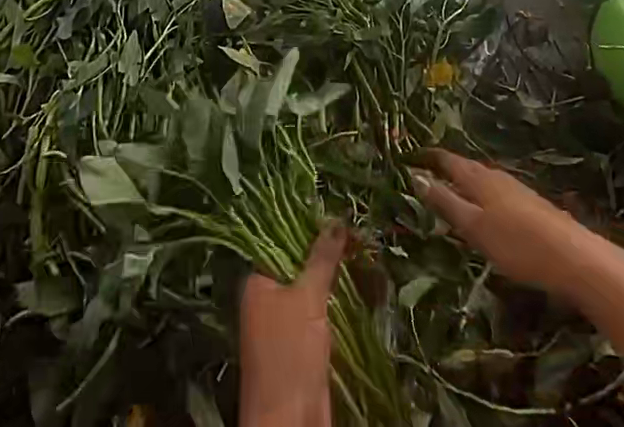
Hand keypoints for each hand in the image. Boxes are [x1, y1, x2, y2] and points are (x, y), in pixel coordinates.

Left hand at [239, 223, 349, 426]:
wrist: (290, 421)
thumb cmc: (290, 353)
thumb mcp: (307, 299)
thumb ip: (320, 260)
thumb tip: (336, 220)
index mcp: (256, 281)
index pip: (280, 242)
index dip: (307, 229)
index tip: (337, 217)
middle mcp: (265, 298)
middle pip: (298, 267)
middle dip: (326, 256)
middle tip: (359, 236)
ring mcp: (282, 324)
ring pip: (312, 292)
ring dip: (336, 281)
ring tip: (367, 256)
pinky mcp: (300, 347)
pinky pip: (320, 316)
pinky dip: (338, 306)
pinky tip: (362, 293)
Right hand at [408, 150, 620, 299]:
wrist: (583, 264)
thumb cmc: (519, 244)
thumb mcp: (473, 226)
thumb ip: (445, 202)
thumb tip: (415, 176)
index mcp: (480, 180)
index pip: (449, 161)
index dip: (431, 157)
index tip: (414, 155)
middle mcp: (500, 179)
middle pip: (470, 168)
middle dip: (451, 167)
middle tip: (432, 170)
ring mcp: (523, 193)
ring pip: (488, 180)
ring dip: (471, 182)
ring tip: (458, 189)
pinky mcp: (539, 210)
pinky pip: (503, 194)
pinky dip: (489, 195)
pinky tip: (493, 210)